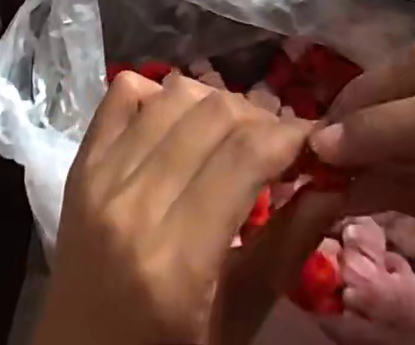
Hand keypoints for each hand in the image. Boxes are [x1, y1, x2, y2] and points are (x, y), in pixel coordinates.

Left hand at [35, 72, 342, 344]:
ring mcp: (99, 175)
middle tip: (281, 143)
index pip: (246, 155)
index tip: (317, 141)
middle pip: (214, 113)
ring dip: (216, 102)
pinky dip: (159, 93)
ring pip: (173, 93)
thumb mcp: (238, 320)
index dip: (293, 135)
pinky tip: (179, 125)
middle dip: (262, 117)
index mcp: (176, 259)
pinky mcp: (80, 162)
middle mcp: (133, 203)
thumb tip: (334, 182)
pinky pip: (122, 93)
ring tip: (235, 134)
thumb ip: (287, 247)